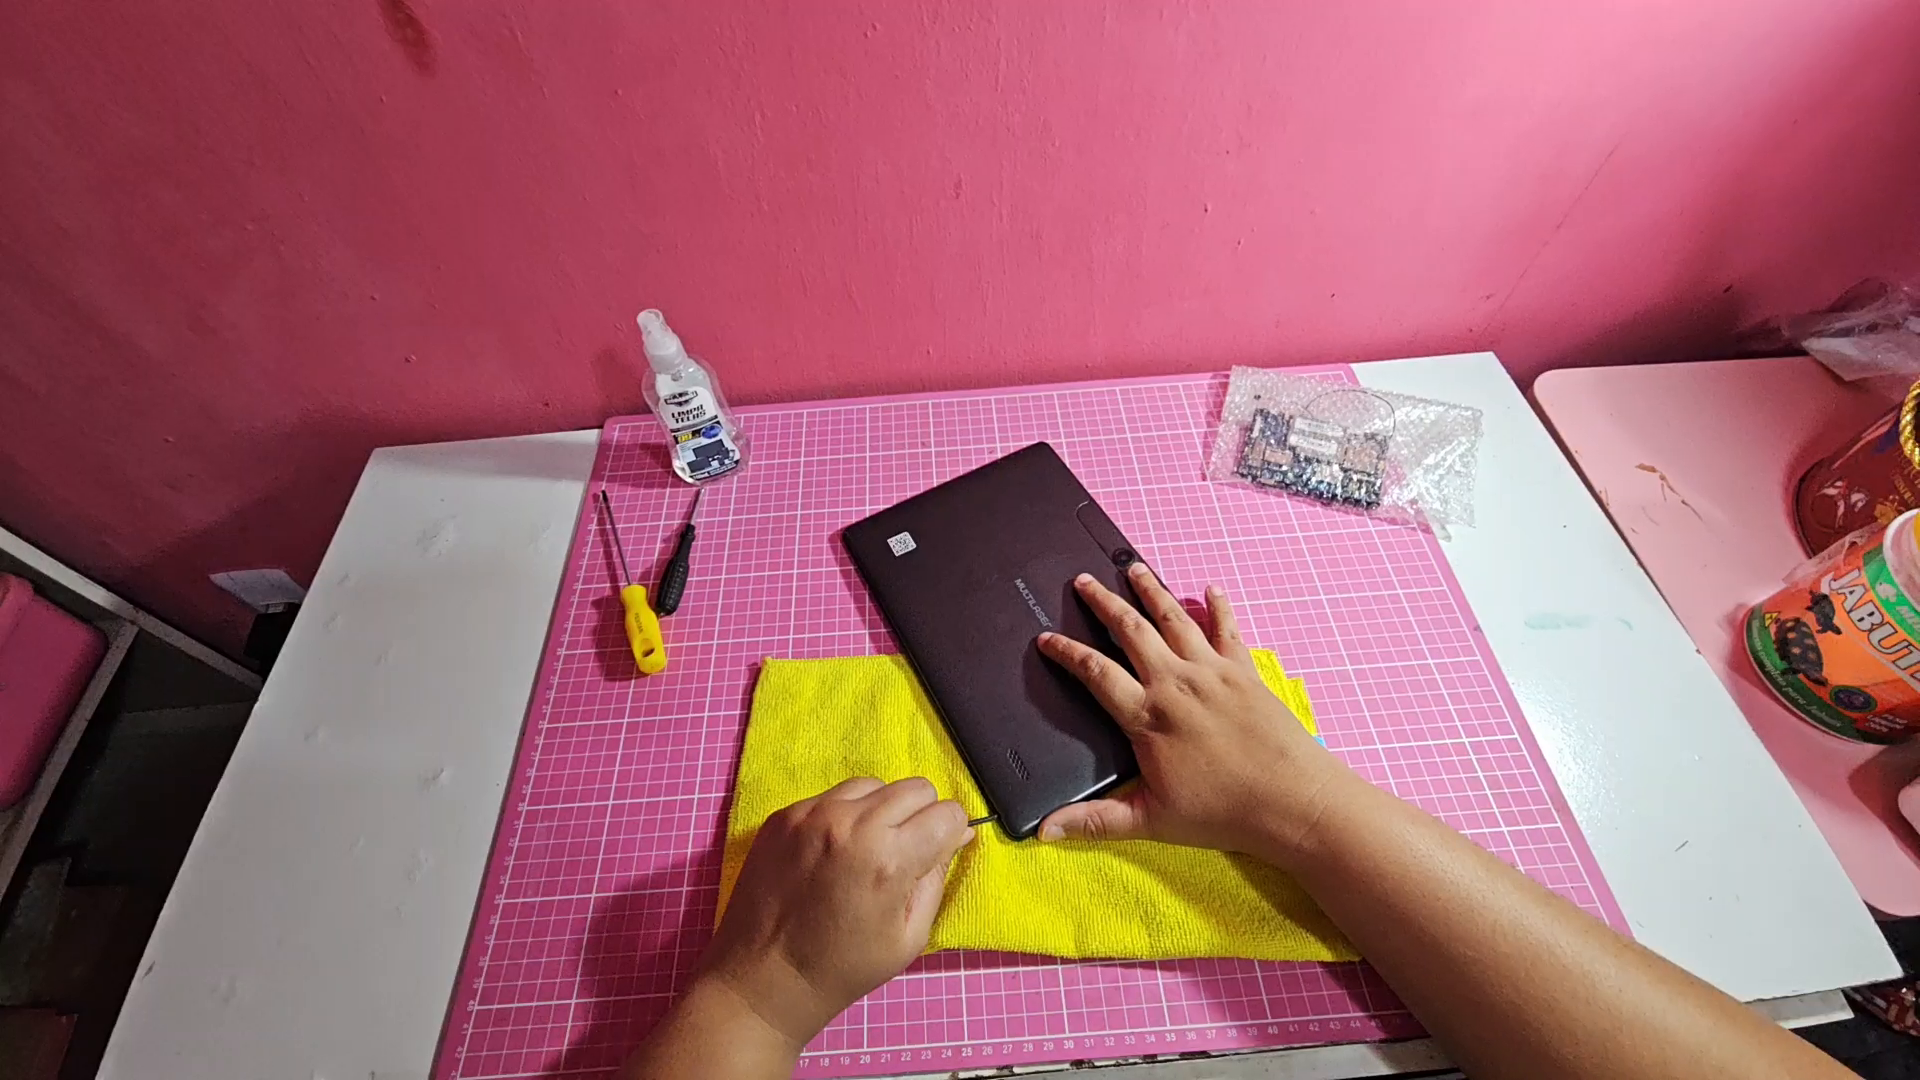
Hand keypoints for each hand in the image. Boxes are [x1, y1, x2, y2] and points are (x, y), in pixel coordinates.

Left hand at [697, 777, 973, 1050]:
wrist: (760, 982)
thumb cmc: (842, 969)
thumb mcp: (909, 937)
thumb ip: (937, 876)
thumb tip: (958, 833)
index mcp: (890, 858)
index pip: (948, 812)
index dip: (949, 833)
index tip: (934, 853)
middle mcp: (853, 823)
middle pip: (916, 788)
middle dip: (920, 816)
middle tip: (901, 853)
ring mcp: (815, 812)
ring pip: (875, 784)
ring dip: (881, 810)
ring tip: (863, 850)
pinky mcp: (787, 813)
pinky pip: (835, 795)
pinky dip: (844, 815)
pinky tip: (831, 851)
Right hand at [1035, 563, 1353, 858]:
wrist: (1295, 804)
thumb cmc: (1224, 814)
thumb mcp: (1151, 820)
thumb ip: (1093, 820)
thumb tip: (1043, 831)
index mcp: (1148, 716)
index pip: (1095, 672)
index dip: (1066, 652)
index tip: (1047, 638)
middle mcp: (1175, 683)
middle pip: (1130, 629)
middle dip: (1103, 602)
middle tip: (1084, 581)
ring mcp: (1212, 671)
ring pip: (1173, 617)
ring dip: (1151, 590)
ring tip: (1133, 567)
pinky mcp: (1244, 671)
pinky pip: (1226, 628)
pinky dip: (1218, 606)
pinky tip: (1212, 588)